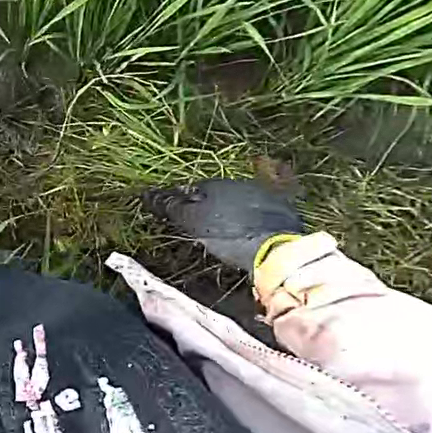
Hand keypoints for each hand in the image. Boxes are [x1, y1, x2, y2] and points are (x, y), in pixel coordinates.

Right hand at [144, 179, 303, 271]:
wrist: (277, 249)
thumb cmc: (227, 234)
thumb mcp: (193, 221)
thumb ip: (171, 206)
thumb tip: (147, 194)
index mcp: (216, 184)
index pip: (193, 189)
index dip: (184, 201)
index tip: (179, 214)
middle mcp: (240, 183)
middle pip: (218, 193)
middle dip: (208, 205)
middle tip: (201, 224)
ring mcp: (265, 195)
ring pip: (240, 201)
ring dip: (231, 211)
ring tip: (225, 230)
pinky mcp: (284, 211)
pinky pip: (260, 211)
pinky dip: (251, 219)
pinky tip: (249, 233)